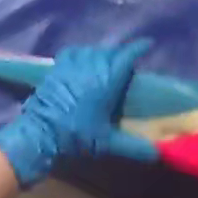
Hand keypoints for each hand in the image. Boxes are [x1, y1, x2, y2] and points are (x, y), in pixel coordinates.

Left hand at [0, 40, 156, 186]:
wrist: (41, 132)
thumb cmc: (77, 135)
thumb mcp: (108, 143)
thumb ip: (134, 146)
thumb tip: (157, 153)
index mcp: (107, 80)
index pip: (127, 56)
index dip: (139, 47)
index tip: (148, 43)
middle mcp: (92, 65)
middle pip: (110, 51)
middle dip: (120, 54)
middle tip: (126, 63)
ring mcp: (73, 64)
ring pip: (93, 50)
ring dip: (102, 53)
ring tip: (106, 62)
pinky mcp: (58, 66)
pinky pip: (74, 52)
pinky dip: (82, 52)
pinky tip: (82, 60)